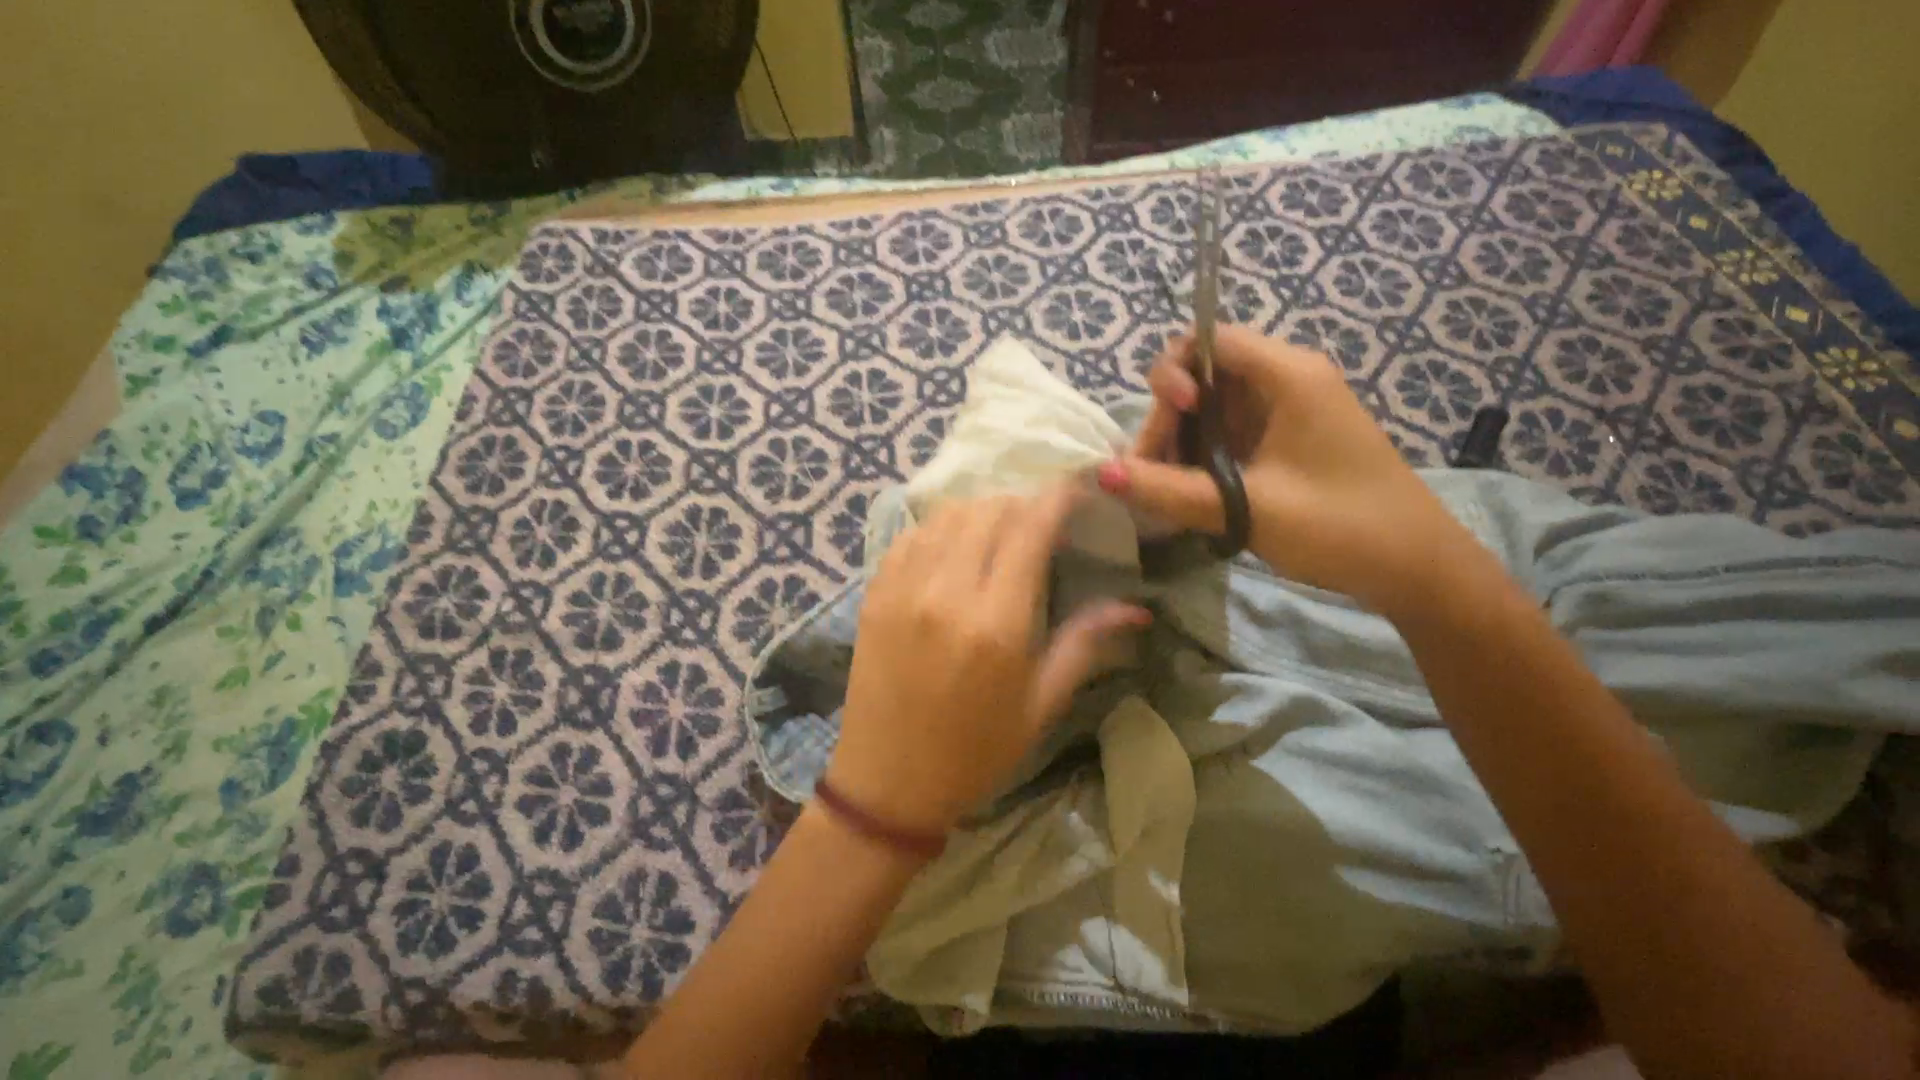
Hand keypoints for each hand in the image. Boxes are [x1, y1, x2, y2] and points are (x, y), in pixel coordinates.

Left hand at [825, 486, 1150, 835]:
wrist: (889, 783)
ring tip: (1002, 531)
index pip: (1030, 527)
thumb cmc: (976, 752)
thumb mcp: (1041, 704)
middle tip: (1044, 521)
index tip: (1079, 488)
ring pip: (947, 514)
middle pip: (989, 509)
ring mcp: (903, 588)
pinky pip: (911, 535)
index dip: (1059, 497)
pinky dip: (940, 527)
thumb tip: (1137, 607)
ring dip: (982, 510)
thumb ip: (1085, 643)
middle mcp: (946, 592)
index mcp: (997, 622)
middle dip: (1024, 503)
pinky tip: (955, 546)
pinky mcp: (874, 593)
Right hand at [1099, 324, 1485, 613]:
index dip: (1173, 372)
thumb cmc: (1340, 528)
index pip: (1209, 339)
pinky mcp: (1289, 442)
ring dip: (1182, 445)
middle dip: (1169, 420)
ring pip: (1213, 410)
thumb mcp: (1247, 509)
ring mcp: (1289, 412)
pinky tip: (1192, 496)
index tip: (1171, 420)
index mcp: (1288, 375)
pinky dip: (1204, 460)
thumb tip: (1099, 474)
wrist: (1416, 569)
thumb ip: (1169, 490)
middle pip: (1204, 375)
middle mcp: (1287, 381)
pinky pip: (1231, 435)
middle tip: (1150, 476)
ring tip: (1167, 495)